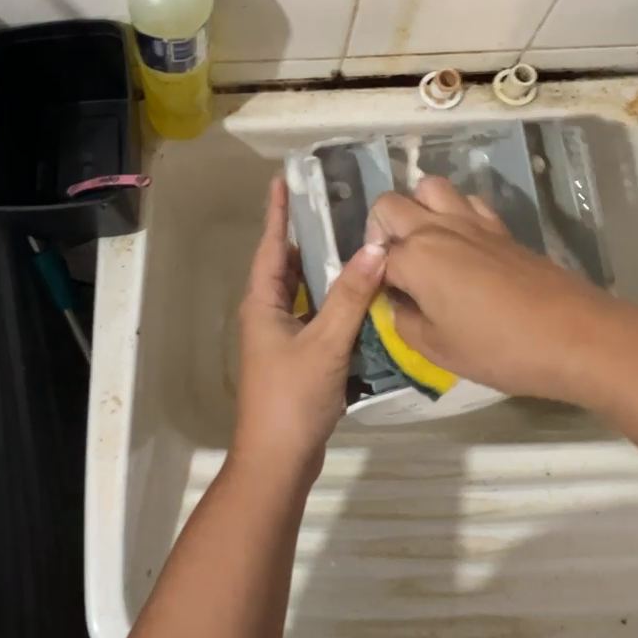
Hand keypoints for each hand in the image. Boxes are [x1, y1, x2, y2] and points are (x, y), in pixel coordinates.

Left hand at [232, 176, 385, 478]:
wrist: (279, 459)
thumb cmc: (292, 396)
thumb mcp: (325, 343)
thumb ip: (351, 297)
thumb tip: (374, 248)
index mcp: (263, 303)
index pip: (273, 246)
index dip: (279, 212)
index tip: (284, 179)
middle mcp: (268, 313)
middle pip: (289, 264)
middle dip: (308, 235)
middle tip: (335, 204)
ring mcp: (283, 336)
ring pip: (305, 291)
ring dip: (325, 268)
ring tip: (354, 238)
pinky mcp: (300, 356)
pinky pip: (318, 315)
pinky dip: (337, 300)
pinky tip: (363, 294)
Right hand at [365, 177, 637, 403]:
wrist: (576, 337)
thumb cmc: (499, 348)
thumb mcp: (436, 349)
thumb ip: (404, 321)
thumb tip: (398, 305)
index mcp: (414, 257)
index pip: (374, 257)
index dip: (374, 280)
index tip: (387, 302)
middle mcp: (436, 228)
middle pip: (390, 205)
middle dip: (381, 229)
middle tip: (393, 264)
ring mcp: (471, 222)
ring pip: (429, 187)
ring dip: (417, 207)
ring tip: (423, 242)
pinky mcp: (500, 228)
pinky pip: (466, 201)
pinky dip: (454, 210)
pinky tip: (461, 242)